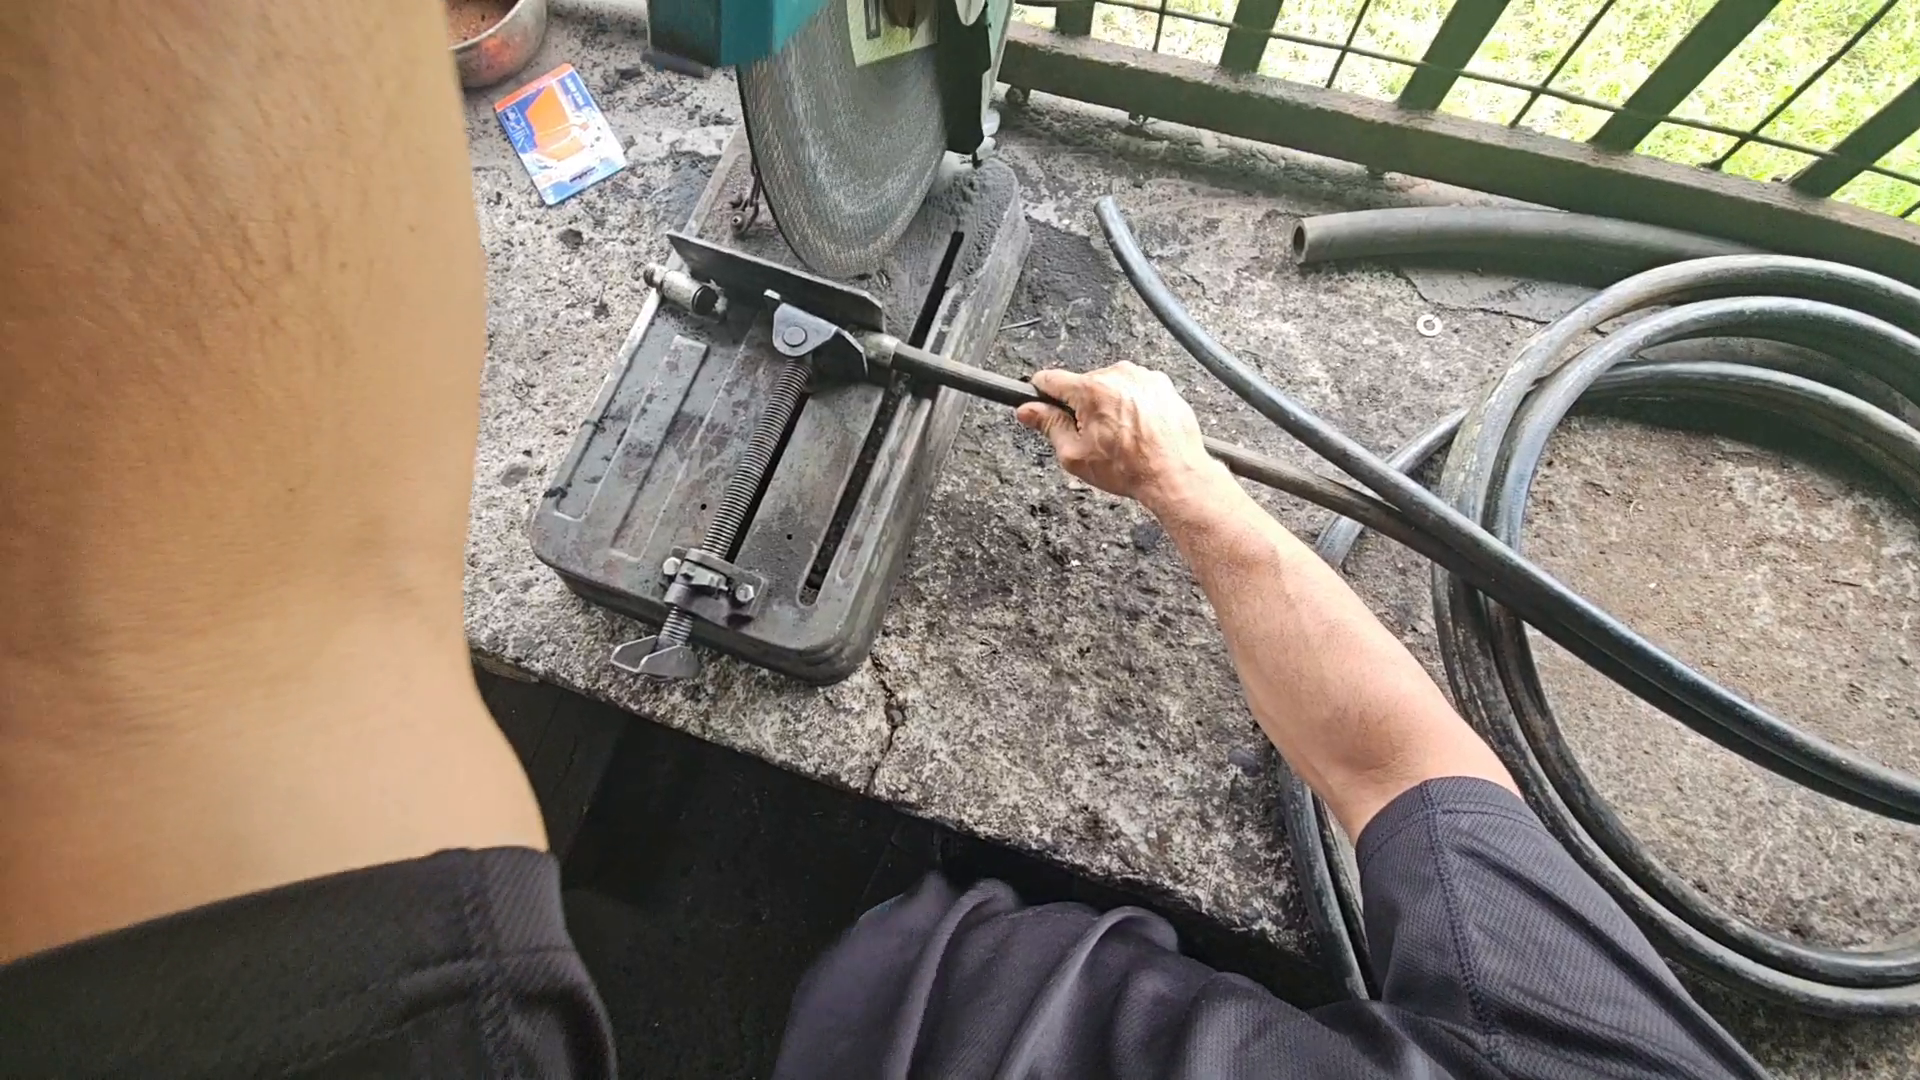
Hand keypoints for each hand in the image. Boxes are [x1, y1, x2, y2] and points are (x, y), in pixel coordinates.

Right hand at [1014, 362, 1226, 512]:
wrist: (1174, 474)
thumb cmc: (1129, 468)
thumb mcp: (1074, 454)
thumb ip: (1048, 426)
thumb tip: (1027, 411)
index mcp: (1091, 390)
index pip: (1050, 379)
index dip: (1041, 394)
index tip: (1041, 404)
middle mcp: (1118, 375)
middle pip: (1083, 385)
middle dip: (1081, 407)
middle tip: (1092, 437)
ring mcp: (1143, 377)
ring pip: (1110, 387)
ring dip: (1108, 406)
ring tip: (1120, 437)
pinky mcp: (1161, 384)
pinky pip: (1135, 390)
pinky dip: (1132, 407)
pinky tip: (1137, 431)